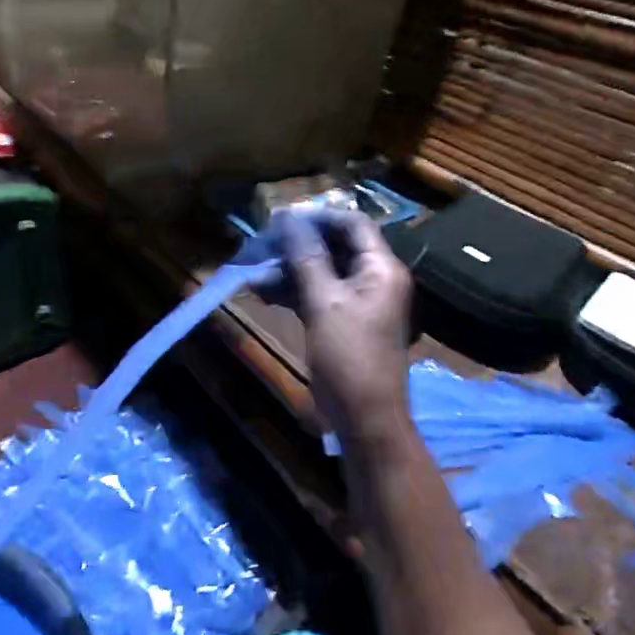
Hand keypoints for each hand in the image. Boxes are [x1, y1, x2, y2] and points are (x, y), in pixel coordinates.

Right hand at [282, 210, 412, 438]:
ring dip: (289, 270)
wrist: (364, 417)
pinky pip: (317, 295)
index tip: (281, 218)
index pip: (353, 224)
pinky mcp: (343, 321)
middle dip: (297, 245)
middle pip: (335, 247)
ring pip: (321, 272)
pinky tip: (262, 293)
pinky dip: (293, 292)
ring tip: (253, 272)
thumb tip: (288, 218)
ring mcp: (359, 301)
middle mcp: (374, 278)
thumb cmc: (348, 356)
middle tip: (262, 244)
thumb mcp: (324, 302)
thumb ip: (306, 257)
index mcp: (381, 268)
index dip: (318, 217)